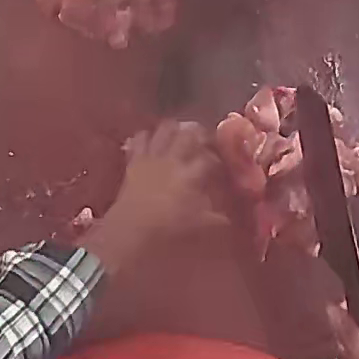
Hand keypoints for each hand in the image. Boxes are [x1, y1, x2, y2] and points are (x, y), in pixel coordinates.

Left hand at [83, 120, 230, 273]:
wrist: (131, 229)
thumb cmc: (167, 229)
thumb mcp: (197, 226)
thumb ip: (215, 219)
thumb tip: (228, 218)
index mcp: (190, 175)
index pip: (210, 158)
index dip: (217, 159)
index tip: (220, 165)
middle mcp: (173, 159)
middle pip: (189, 134)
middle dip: (199, 135)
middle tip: (204, 141)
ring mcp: (152, 156)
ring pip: (165, 129)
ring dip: (174, 130)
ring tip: (180, 135)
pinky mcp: (134, 159)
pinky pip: (140, 138)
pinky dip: (147, 136)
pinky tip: (152, 142)